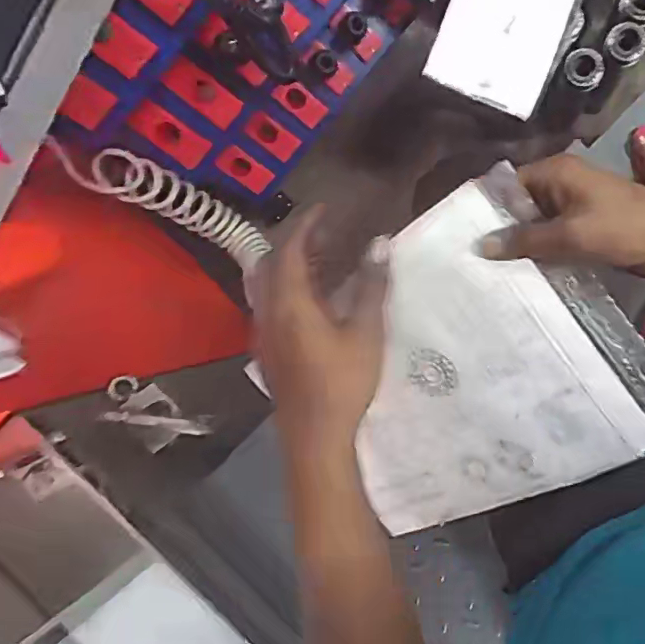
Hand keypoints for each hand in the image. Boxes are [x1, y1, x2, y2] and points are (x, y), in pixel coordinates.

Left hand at [247, 206, 389, 450]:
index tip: (326, 209)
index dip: (306, 225)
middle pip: (271, 264)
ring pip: (269, 285)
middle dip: (296, 243)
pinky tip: (315, 301)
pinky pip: (273, 304)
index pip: (289, 250)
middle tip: (326, 234)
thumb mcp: (365, 332)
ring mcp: (264, 333)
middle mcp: (267, 312)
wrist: (314, 434)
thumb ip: (371, 286)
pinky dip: (290, 288)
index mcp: (288, 303)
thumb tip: (379, 245)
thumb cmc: (343, 382)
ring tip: (323, 261)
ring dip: (292, 266)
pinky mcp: (270, 350)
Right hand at [478, 155, 644, 300]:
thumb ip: (526, 240)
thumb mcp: (571, 235)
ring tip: (497, 269)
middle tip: (478, 260)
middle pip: (521, 204)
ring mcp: (576, 202)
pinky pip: (556, 234)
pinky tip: (528, 269)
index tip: (466, 237)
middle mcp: (562, 180)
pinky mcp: (587, 223)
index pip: (507, 185)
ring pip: (538, 222)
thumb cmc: (623, 228)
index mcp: (556, 170)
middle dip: (504, 230)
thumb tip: (482, 245)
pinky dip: (544, 249)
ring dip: (524, 242)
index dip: (488, 209)